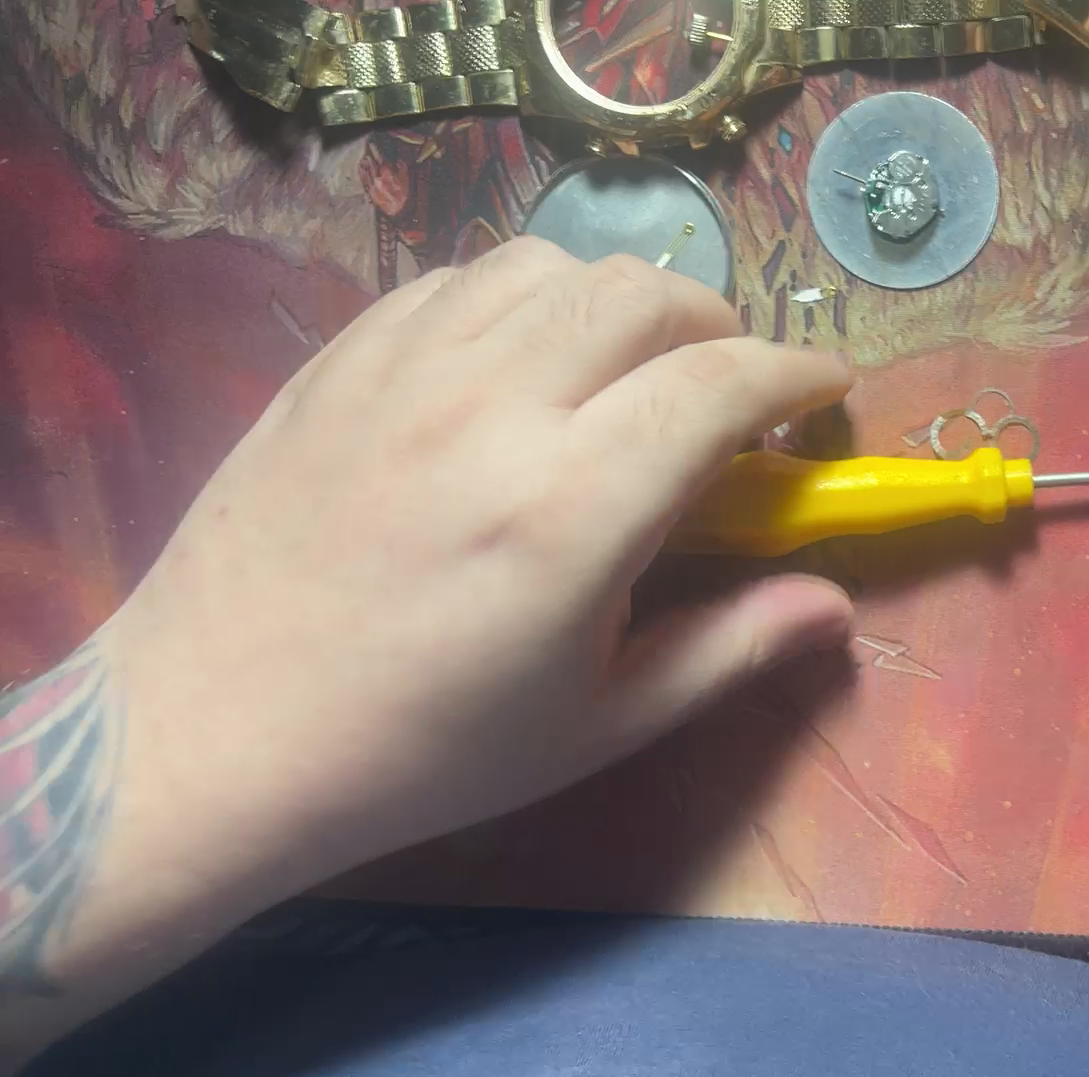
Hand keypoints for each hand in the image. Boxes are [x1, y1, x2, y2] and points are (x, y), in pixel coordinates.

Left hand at [106, 237, 853, 918]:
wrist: (202, 742)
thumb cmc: (431, 749)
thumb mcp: (608, 721)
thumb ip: (734, 649)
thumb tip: (838, 606)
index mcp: (566, 512)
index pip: (715, 386)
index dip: (795, 373)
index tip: (829, 386)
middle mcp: (488, 413)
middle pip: (645, 296)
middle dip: (723, 329)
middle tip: (735, 395)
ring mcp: (403, 372)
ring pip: (559, 268)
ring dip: (634, 308)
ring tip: (640, 375)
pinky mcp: (342, 360)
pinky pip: (470, 279)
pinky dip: (543, 303)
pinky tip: (540, 367)